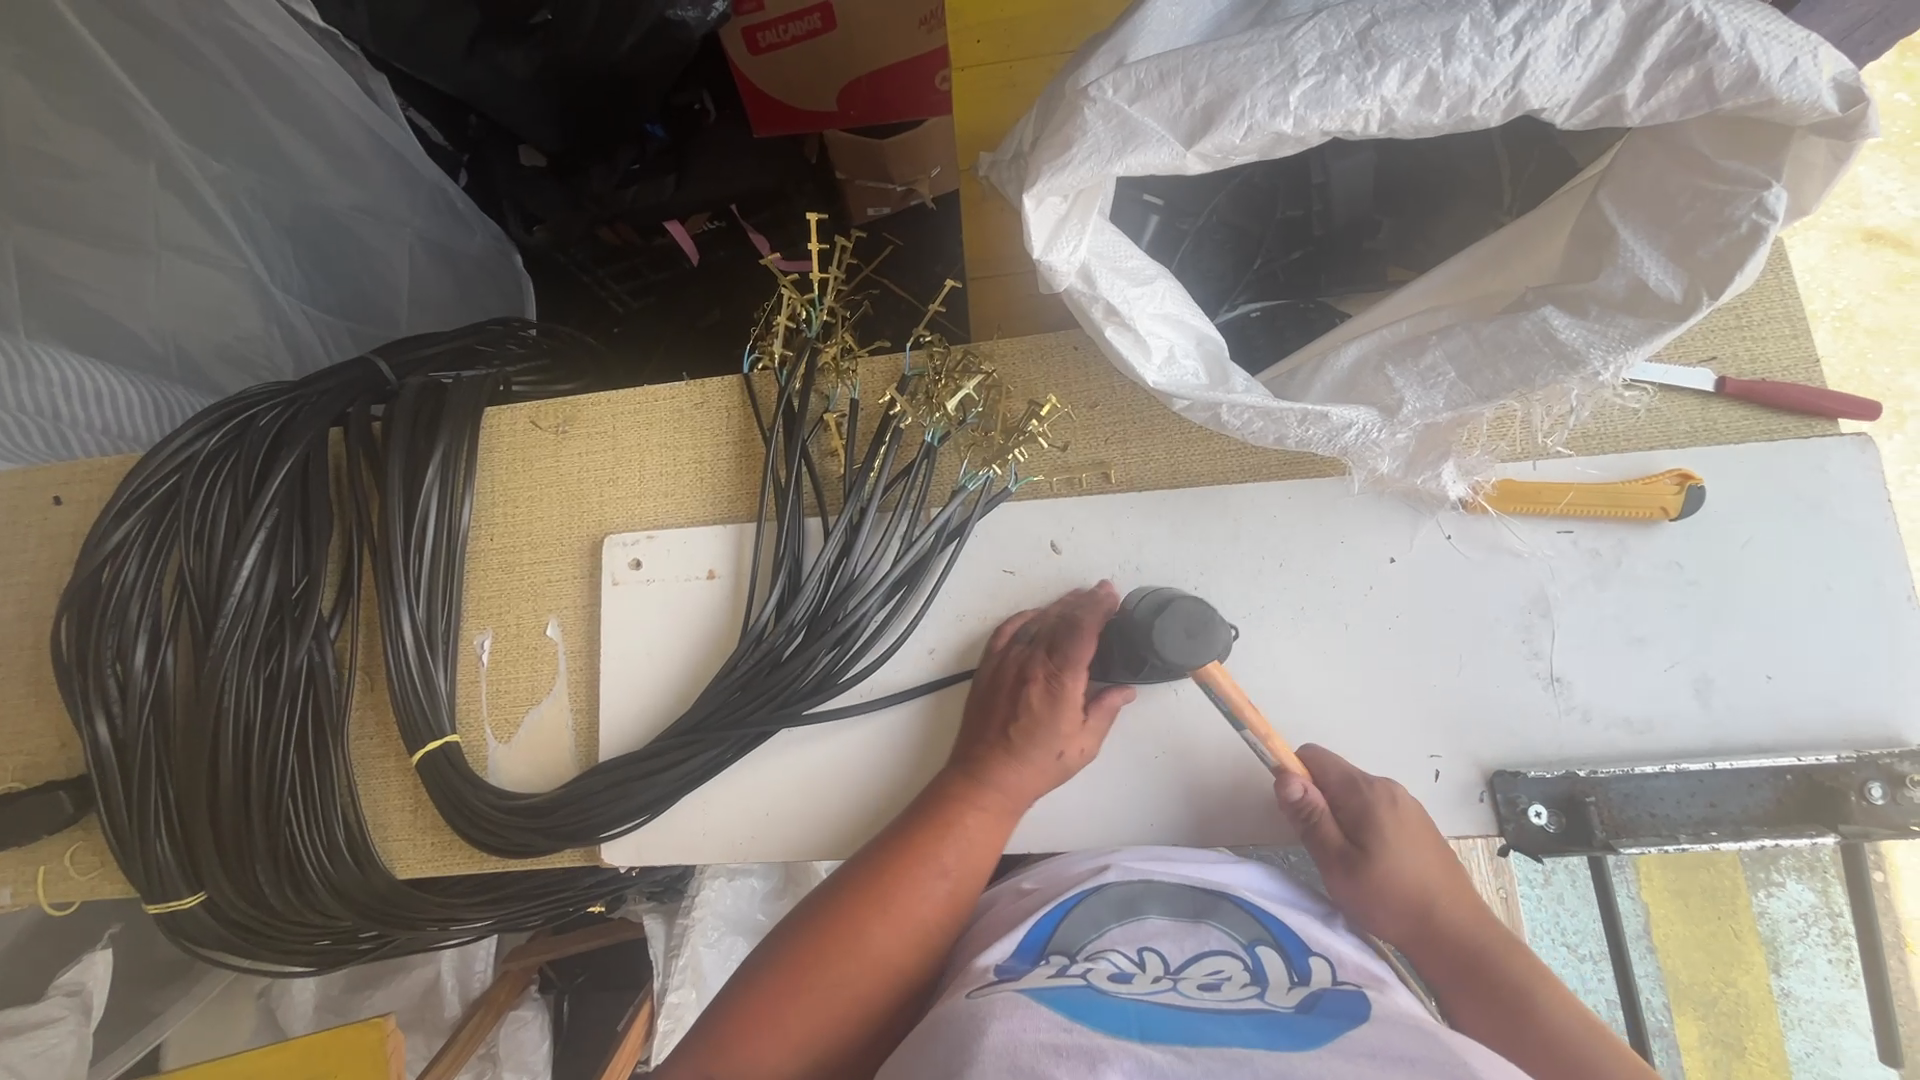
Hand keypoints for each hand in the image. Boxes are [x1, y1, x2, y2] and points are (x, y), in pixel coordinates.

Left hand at [942, 582, 1136, 813]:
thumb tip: (1125, 690)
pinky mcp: (989, 666)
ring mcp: (1006, 661)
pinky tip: (1038, 615)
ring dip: (1058, 606)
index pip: (1082, 629)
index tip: (1111, 595)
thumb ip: (1106, 710)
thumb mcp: (1084, 744)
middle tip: (1102, 592)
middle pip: (1060, 618)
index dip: (1098, 607)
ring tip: (1077, 599)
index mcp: (1059, 679)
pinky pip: (1008, 630)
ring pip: (1035, 620)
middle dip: (1084, 601)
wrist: (986, 776)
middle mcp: (1031, 661)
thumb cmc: (1037, 765)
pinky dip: (1026, 617)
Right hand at [1273, 744, 1496, 949]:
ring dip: (1339, 816)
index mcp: (1366, 791)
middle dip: (1317, 802)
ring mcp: (1406, 804)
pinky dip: (1361, 826)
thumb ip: (1309, 817)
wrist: (1458, 935)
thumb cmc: (1390, 900)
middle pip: (1333, 774)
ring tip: (1349, 861)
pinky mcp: (1417, 822)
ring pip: (1353, 794)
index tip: (1296, 817)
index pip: (1312, 755)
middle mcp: (1387, 786)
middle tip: (1324, 849)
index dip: (1293, 777)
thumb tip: (1284, 775)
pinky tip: (1374, 864)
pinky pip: (1375, 808)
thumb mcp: (1337, 863)